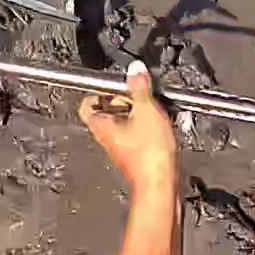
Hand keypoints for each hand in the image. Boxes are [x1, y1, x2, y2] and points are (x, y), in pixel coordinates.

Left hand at [79, 60, 178, 199]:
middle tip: (143, 97)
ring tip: (158, 112)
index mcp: (101, 124)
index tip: (119, 86)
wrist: (161, 184)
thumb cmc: (149, 155)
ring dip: (143, 113)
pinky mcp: (137, 153)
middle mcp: (108, 136)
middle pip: (111, 109)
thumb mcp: (146, 110)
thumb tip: (135, 70)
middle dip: (129, 100)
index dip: (101, 91)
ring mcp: (122, 146)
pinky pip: (141, 132)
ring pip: (128, 121)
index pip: (88, 102)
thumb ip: (140, 87)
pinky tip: (166, 125)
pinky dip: (151, 126)